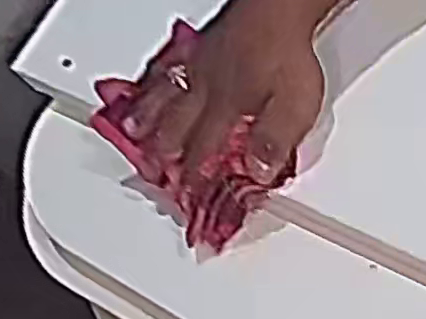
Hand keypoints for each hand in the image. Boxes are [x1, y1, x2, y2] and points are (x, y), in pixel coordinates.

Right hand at [123, 0, 326, 186]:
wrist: (279, 10)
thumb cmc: (288, 58)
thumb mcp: (294, 112)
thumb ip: (274, 143)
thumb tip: (257, 173)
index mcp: (227, 108)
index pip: (206, 149)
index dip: (196, 174)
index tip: (187, 194)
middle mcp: (207, 87)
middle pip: (178, 125)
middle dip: (163, 151)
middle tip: (149, 168)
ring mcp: (200, 64)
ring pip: (165, 96)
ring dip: (148, 118)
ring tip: (132, 132)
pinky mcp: (202, 47)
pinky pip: (167, 67)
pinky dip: (152, 82)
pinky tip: (147, 85)